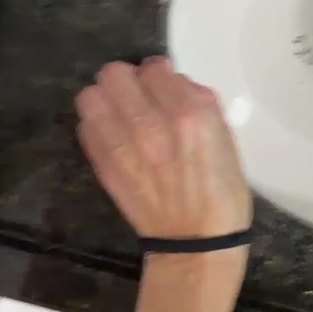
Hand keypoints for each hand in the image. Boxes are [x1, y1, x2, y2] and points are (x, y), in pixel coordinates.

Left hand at [75, 58, 252, 244]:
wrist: (195, 243)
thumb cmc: (221, 193)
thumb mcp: (226, 140)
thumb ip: (202, 104)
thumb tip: (176, 84)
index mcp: (190, 114)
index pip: (155, 68)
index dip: (160, 74)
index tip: (163, 84)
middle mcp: (151, 122)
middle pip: (115, 74)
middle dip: (127, 79)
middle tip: (139, 95)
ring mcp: (122, 144)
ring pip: (91, 95)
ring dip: (106, 99)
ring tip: (120, 113)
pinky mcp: (104, 165)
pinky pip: (86, 126)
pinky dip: (97, 124)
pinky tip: (114, 135)